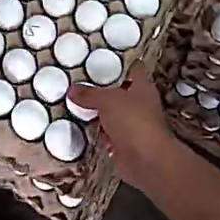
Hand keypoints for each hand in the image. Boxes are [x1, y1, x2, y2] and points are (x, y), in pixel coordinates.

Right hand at [72, 69, 186, 191]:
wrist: (146, 160)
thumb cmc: (133, 121)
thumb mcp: (106, 100)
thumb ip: (89, 94)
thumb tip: (73, 90)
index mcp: (142, 87)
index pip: (133, 68)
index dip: (119, 63)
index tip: (103, 59)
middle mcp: (141, 104)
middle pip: (119, 92)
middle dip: (102, 91)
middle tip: (81, 84)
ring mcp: (134, 125)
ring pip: (113, 114)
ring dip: (99, 114)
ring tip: (77, 105)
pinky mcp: (127, 143)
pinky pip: (109, 134)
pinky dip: (100, 133)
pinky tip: (85, 128)